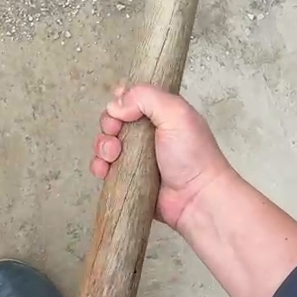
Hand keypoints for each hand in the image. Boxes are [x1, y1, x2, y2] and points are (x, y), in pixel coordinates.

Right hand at [90, 83, 236, 228]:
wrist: (196, 199)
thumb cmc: (192, 155)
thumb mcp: (177, 114)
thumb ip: (147, 97)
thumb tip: (115, 105)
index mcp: (161, 113)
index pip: (131, 98)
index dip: (119, 101)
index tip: (120, 110)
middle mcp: (147, 133)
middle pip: (114, 120)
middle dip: (108, 125)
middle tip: (115, 133)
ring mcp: (136, 157)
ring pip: (106, 144)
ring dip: (102, 146)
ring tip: (113, 156)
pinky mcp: (128, 178)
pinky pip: (104, 168)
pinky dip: (99, 166)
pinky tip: (104, 170)